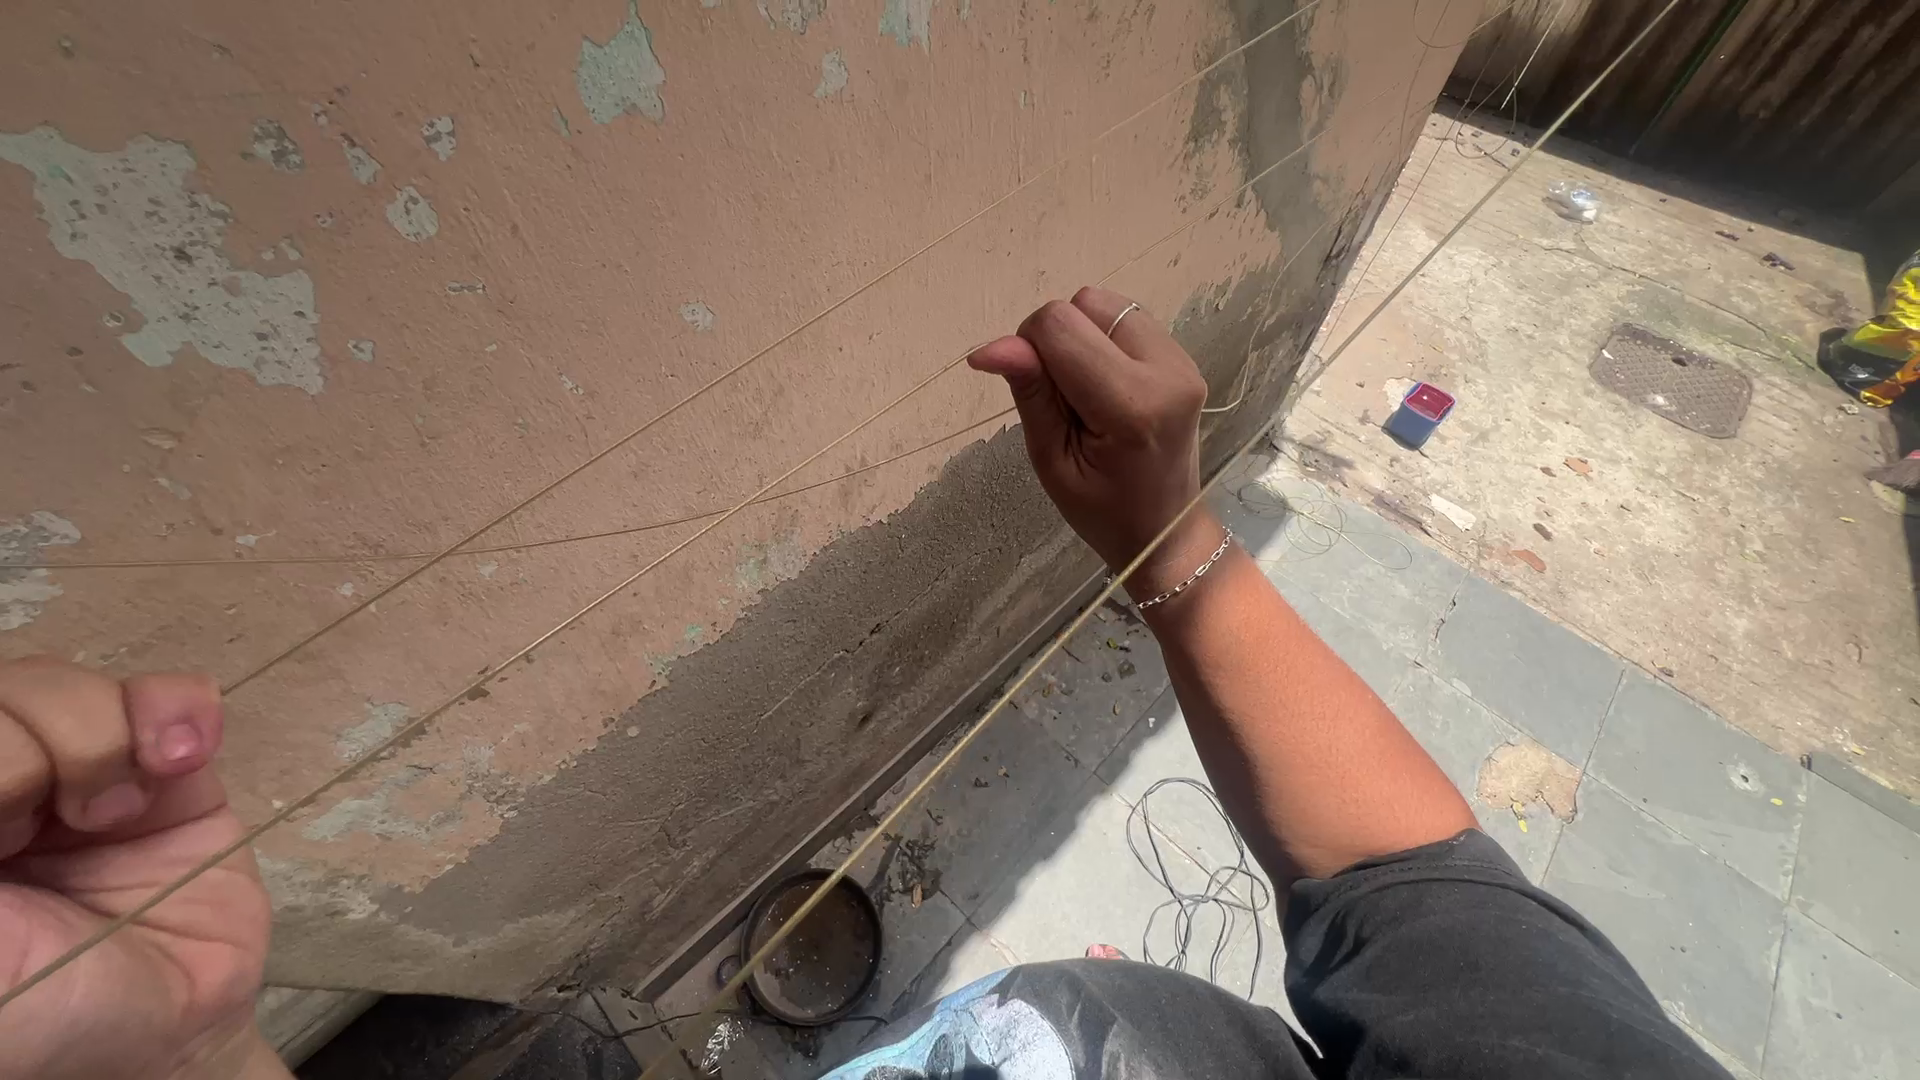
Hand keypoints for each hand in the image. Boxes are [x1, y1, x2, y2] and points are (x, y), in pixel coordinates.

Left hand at [0, 657, 278, 1079]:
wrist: (160, 1032)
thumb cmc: (27, 1011)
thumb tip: (11, 791)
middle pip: (8, 693)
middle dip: (39, 747)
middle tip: (46, 825)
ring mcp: (86, 773)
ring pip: (79, 686)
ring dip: (109, 737)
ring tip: (122, 810)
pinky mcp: (176, 770)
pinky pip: (177, 694)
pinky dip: (181, 711)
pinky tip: (183, 762)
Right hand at [968, 287, 1221, 597]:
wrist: (1165, 530)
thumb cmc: (1101, 511)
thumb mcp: (1052, 461)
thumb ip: (1031, 394)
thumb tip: (993, 347)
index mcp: (1132, 405)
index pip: (1061, 327)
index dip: (1026, 346)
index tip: (1025, 385)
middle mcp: (1167, 369)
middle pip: (1084, 304)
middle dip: (1055, 340)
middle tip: (1059, 396)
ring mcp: (1181, 359)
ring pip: (1106, 304)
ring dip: (1080, 336)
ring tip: (1083, 391)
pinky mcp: (1184, 356)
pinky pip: (1126, 317)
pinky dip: (1102, 339)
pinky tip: (1105, 383)